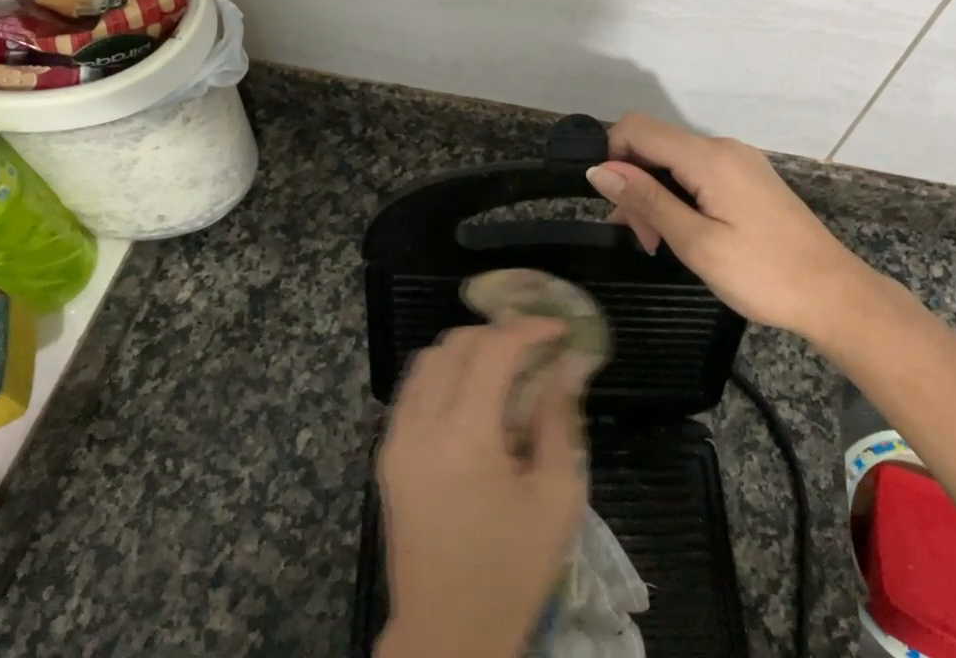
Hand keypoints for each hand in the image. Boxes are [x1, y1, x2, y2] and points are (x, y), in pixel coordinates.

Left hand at [376, 319, 586, 657]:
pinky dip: (446, 378)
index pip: (492, 351)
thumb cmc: (512, 570)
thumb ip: (560, 419)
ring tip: (509, 370)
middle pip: (453, 345)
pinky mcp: (387, 457)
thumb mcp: (557, 496)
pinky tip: (477, 401)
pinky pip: (414, 393)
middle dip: (498, 335)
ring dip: (468, 352)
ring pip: (426, 362)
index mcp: (462, 438)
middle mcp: (417, 427)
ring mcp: (394, 441)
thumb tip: (568, 364)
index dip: (529, 329)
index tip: (561, 329)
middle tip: (537, 348)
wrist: (447, 634)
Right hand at [586, 112, 879, 334]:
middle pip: (655, 146)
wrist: (834, 295)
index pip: (637, 128)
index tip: (616, 206)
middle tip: (643, 240)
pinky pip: (698, 175)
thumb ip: (647, 200)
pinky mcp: (749, 180)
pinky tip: (685, 235)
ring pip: (675, 164)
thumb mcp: (696, 242)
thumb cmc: (763, 274)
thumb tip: (599, 170)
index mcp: (709, 158)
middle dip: (635, 185)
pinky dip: (680, 199)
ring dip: (656, 197)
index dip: (612, 157)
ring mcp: (740, 163)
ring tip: (661, 246)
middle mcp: (724, 148)